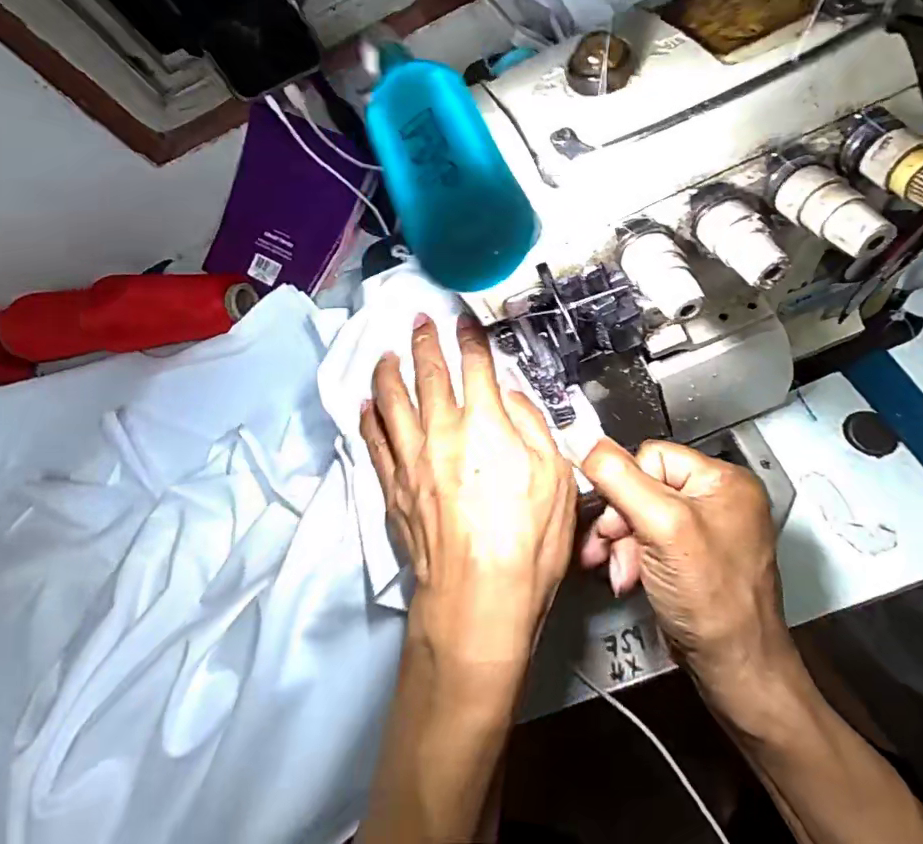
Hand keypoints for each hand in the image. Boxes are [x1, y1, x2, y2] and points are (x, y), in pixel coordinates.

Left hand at [362, 314, 576, 665]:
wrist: (477, 600)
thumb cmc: (525, 544)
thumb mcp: (555, 478)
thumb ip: (534, 429)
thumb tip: (513, 402)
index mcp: (488, 426)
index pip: (476, 368)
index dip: (471, 339)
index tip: (465, 323)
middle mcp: (444, 434)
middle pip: (430, 375)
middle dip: (426, 342)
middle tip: (420, 322)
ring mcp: (413, 462)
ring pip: (393, 402)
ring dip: (390, 371)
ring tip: (387, 353)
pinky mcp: (394, 491)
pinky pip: (375, 443)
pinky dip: (369, 418)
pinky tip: (367, 405)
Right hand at [578, 440, 789, 684]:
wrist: (734, 667)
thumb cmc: (717, 603)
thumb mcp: (663, 528)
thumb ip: (624, 481)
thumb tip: (592, 446)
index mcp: (724, 480)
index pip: (653, 456)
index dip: (626, 486)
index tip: (613, 518)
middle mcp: (718, 499)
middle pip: (644, 487)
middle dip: (620, 521)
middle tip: (609, 547)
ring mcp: (706, 529)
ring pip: (643, 516)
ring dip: (622, 544)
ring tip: (620, 572)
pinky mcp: (692, 557)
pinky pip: (651, 541)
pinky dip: (633, 559)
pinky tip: (628, 579)